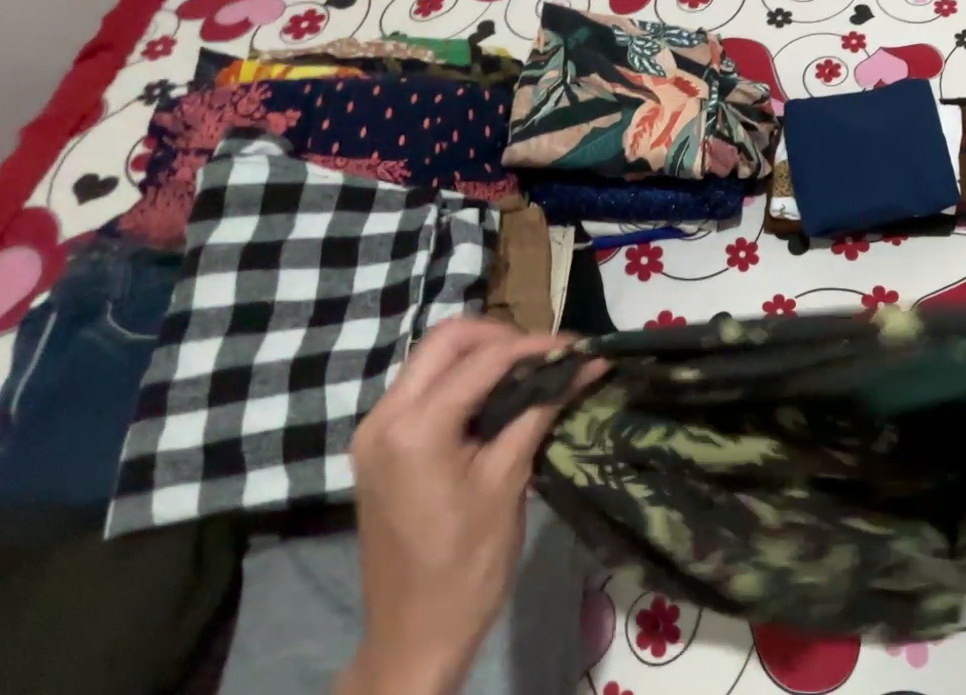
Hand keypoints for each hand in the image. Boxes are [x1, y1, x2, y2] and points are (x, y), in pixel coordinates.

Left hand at [337, 319, 587, 694]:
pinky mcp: (382, 444)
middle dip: (505, 336)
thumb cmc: (468, 561)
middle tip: (552, 357)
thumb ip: (542, 410)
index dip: (539, 346)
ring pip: (433, 358)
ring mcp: (376, 430)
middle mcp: (383, 417)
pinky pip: (425, 386)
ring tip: (537, 373)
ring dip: (486, 354)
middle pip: (446, 340)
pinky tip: (505, 396)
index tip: (584, 347)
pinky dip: (467, 378)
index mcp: (414, 428)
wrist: (414, 629)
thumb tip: (589, 364)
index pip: (484, 359)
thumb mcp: (509, 479)